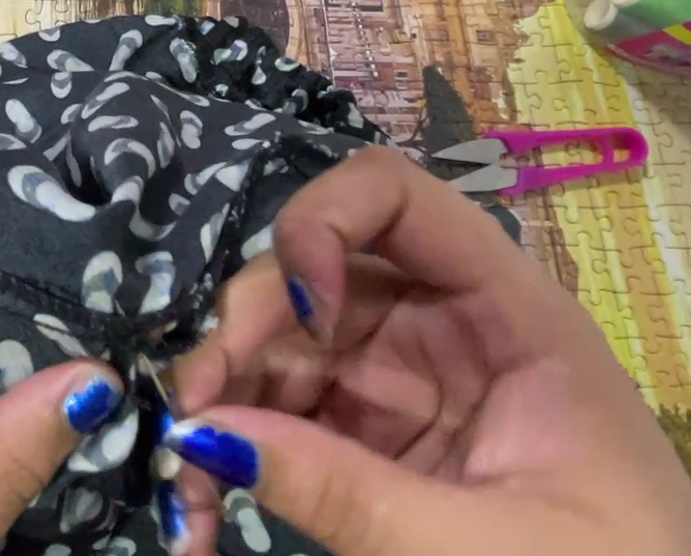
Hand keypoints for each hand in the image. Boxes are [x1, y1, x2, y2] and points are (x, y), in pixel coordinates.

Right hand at [163, 147, 690, 555]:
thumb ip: (343, 492)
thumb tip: (199, 433)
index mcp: (505, 310)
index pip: (396, 197)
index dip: (327, 223)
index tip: (304, 315)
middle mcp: (433, 316)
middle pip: (310, 267)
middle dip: (244, 328)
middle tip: (192, 409)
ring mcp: (390, 367)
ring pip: (275, 333)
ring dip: (219, 390)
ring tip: (185, 477)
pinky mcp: (357, 420)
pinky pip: (272, 399)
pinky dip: (229, 438)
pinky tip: (203, 494)